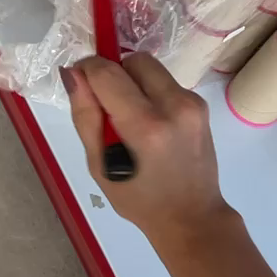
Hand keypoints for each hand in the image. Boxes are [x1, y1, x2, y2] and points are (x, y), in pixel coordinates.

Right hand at [63, 55, 236, 249]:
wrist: (190, 216)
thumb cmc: (138, 199)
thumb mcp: (99, 166)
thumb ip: (85, 117)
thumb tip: (74, 74)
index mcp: (145, 127)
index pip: (107, 73)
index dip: (87, 70)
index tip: (79, 84)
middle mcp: (174, 106)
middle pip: (133, 60)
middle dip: (113, 74)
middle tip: (106, 106)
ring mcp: (192, 103)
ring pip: (151, 68)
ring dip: (132, 82)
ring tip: (128, 118)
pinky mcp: (201, 104)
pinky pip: (166, 83)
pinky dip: (150, 93)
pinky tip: (148, 124)